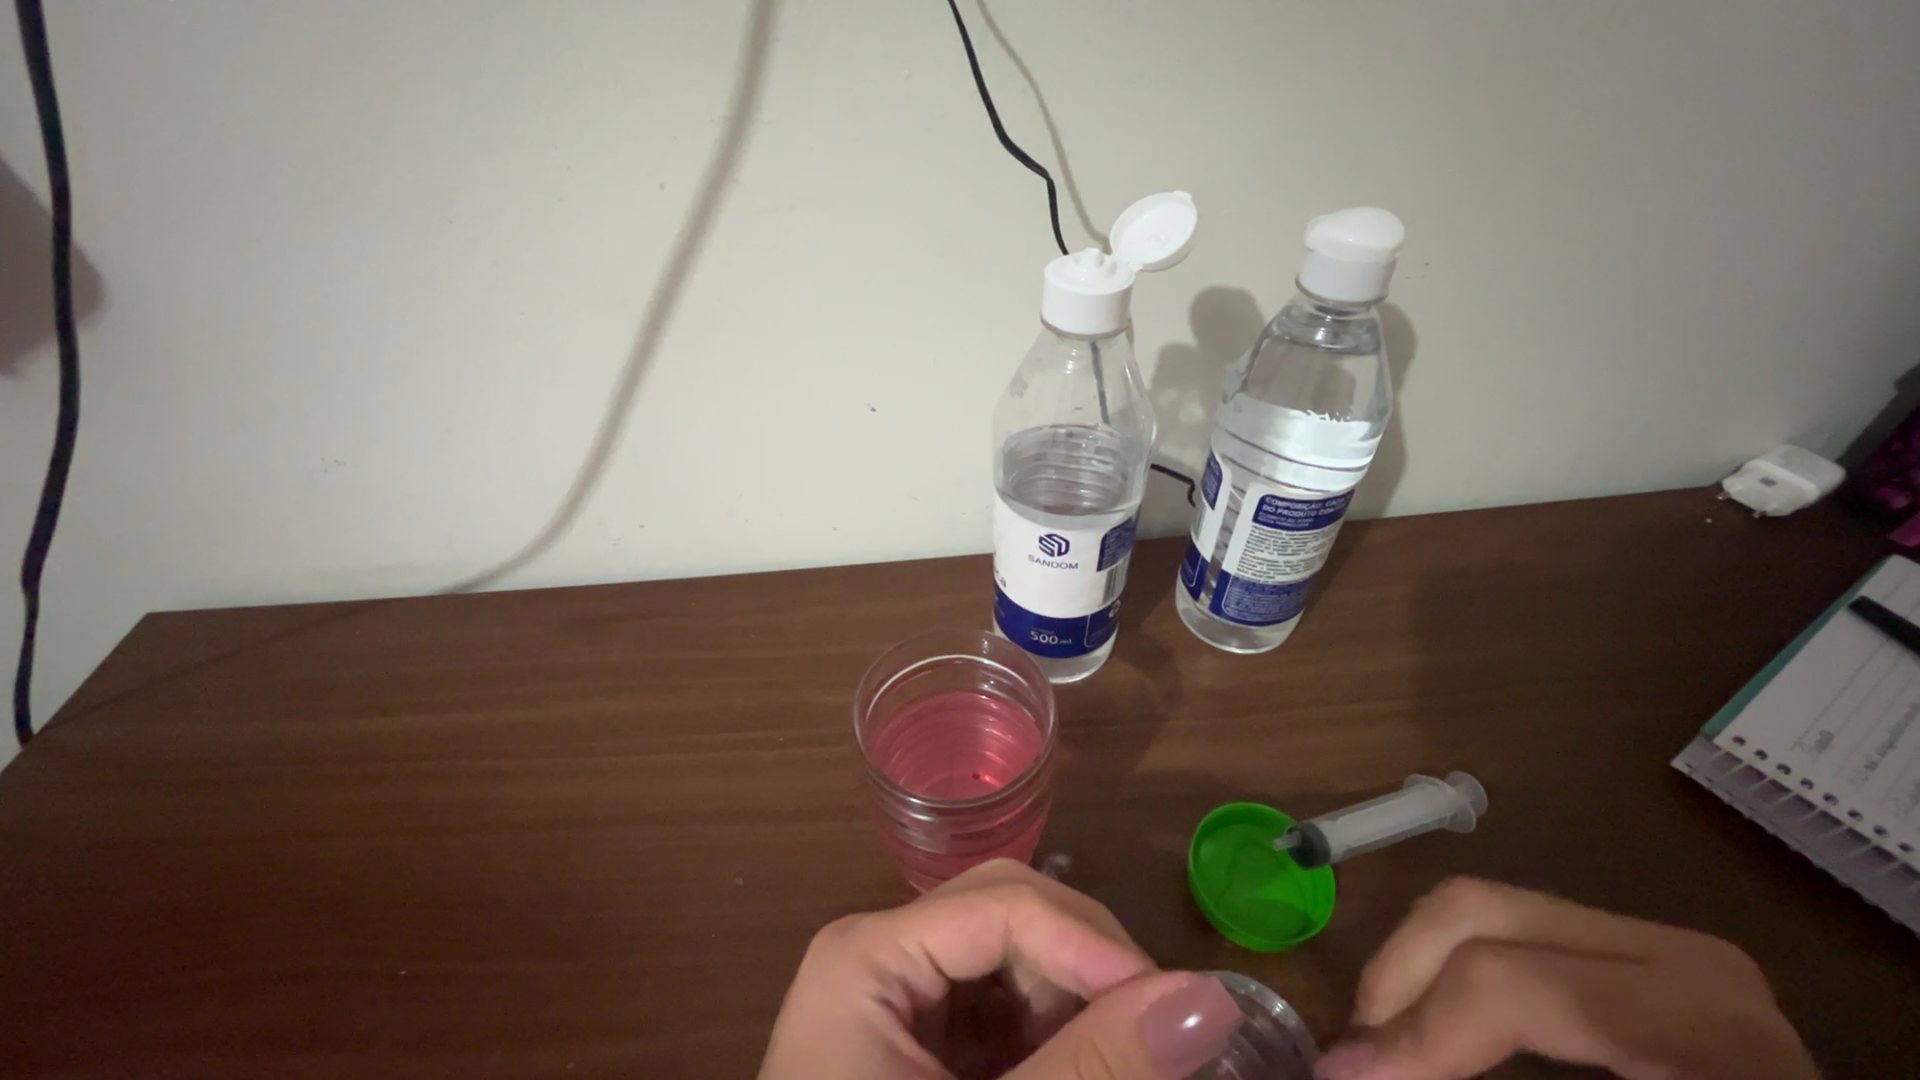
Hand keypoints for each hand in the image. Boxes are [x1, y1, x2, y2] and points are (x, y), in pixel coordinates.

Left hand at [758, 858, 1245, 1079]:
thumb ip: (1091, 1068)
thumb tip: (1209, 998)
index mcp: (869, 954)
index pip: (1003, 904)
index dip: (1095, 946)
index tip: (1180, 1007)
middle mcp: (883, 948)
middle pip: (1011, 912)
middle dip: (1090, 966)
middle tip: (1161, 1033)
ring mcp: (902, 987)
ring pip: (1018, 954)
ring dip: (1080, 999)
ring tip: (1124, 1056)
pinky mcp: (923, 1030)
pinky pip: (1003, 1002)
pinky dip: (1054, 1030)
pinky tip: (1084, 1063)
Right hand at [1315, 877, 1819, 1079]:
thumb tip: (1352, 1072)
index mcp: (1694, 1015)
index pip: (1506, 984)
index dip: (1414, 1035)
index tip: (1342, 1077)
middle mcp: (1673, 954)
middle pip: (1477, 910)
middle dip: (1395, 976)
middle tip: (1354, 1047)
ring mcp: (1655, 944)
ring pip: (1481, 907)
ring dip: (1413, 968)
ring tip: (1382, 1034)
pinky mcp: (1633, 954)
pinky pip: (1509, 932)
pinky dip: (1451, 971)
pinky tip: (1433, 1022)